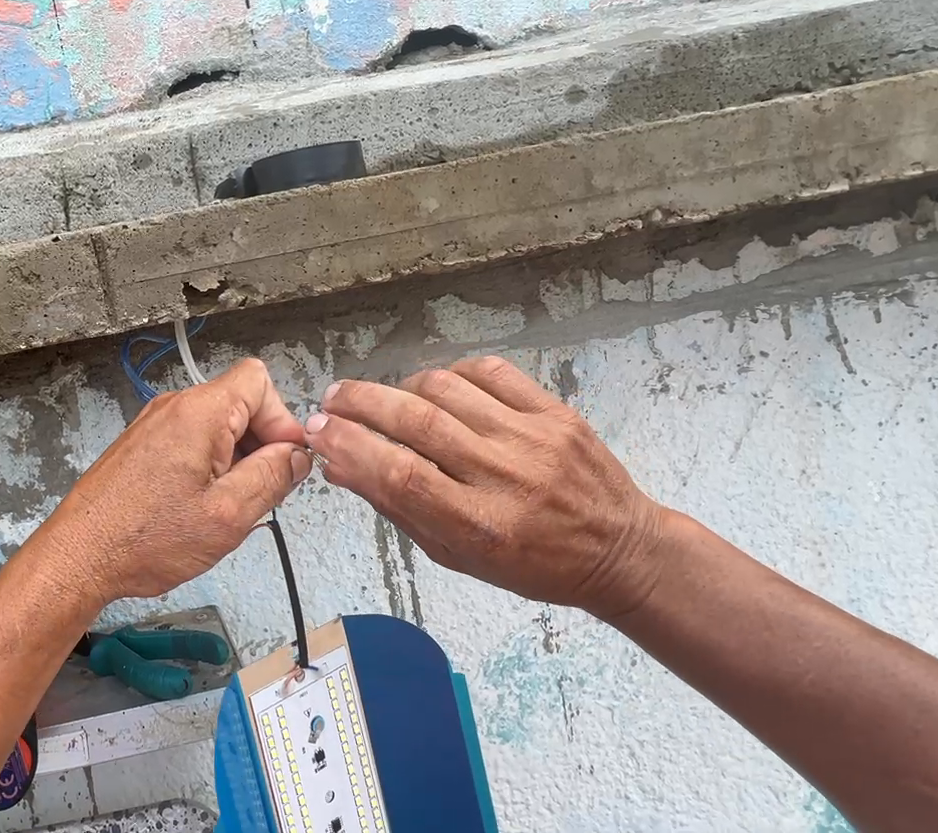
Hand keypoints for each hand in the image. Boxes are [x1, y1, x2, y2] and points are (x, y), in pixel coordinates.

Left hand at [32, 358, 311, 606]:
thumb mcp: (229, 514)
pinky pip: (191, 440)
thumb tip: (298, 455)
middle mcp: (175, 406)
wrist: (79, 555)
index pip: (258, 381)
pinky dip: (208, 466)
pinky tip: (199, 506)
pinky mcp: (142, 444)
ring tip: (225, 506)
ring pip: (217, 425)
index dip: (281, 419)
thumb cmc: (148, 538)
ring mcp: (154, 424)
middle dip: (260, 444)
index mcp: (199, 412)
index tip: (283, 464)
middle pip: (239, 402)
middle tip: (258, 493)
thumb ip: (272, 476)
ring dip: (235, 460)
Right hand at [302, 356, 665, 618]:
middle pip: (417, 422)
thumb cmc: (530, 565)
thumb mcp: (454, 554)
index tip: (316, 430)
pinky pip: (489, 371)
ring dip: (402, 388)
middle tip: (332, 399)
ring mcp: (535, 438)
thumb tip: (336, 464)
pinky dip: (451, 373)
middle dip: (361, 402)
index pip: (400, 473)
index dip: (350, 445)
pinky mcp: (556, 411)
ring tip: (387, 400)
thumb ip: (395, 507)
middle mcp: (506, 477)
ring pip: (447, 389)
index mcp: (480, 526)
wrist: (621, 551)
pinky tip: (437, 388)